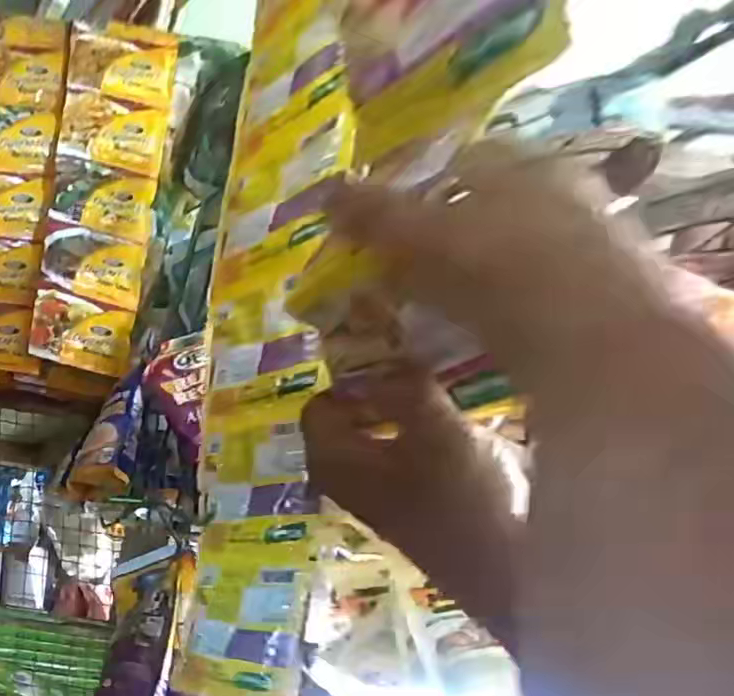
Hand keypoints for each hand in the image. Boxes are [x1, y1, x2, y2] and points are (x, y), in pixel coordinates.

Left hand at [301, 363, 520, 647]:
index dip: (354, 381)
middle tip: (434, 373)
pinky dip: (427, 435)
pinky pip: (404, 454)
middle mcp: (339, 475)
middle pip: (348, 418)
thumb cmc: (467, 497)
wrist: (508, 569)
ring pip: (379, 434)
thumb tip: (376, 362)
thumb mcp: (438, 434)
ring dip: (409, 412)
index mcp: (330, 458)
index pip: (321, 405)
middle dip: (384, 392)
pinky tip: (471, 429)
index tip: (401, 362)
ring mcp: (372, 489)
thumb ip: (403, 393)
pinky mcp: (406, 500)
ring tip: (455, 396)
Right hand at [326, 142, 670, 400]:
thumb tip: (324, 191)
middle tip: (365, 265)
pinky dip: (453, 300)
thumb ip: (373, 214)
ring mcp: (556, 241)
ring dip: (430, 272)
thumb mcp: (419, 234)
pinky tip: (423, 322)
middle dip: (414, 234)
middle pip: (464, 207)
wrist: (580, 327)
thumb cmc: (498, 262)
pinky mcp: (556, 287)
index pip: (456, 160)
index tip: (363, 218)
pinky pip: (488, 285)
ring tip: (384, 301)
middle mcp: (546, 193)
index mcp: (520, 166)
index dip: (407, 184)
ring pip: (475, 249)